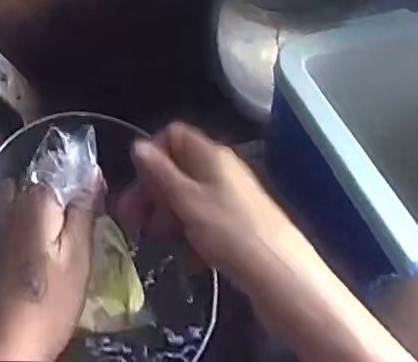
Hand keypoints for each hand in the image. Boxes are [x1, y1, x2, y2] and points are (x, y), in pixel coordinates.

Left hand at [0, 178, 99, 361]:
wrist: (12, 339)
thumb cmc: (52, 298)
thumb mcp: (80, 253)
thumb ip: (85, 208)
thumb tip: (93, 171)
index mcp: (38, 196)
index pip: (66, 167)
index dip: (85, 180)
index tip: (99, 200)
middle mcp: (17, 198)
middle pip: (48, 180)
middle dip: (67, 192)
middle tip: (86, 222)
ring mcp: (4, 218)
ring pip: (33, 195)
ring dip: (49, 205)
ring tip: (66, 233)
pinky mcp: (0, 238)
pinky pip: (20, 211)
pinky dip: (34, 218)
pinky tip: (46, 243)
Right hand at [116, 122, 412, 361]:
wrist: (287, 282)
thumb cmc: (231, 232)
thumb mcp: (188, 200)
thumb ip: (160, 172)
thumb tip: (137, 144)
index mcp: (210, 154)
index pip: (173, 135)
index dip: (152, 154)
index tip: (136, 182)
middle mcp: (221, 170)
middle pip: (178, 168)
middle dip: (153, 190)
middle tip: (131, 219)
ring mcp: (232, 200)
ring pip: (189, 198)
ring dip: (168, 216)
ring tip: (154, 241)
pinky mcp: (240, 230)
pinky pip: (205, 223)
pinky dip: (191, 236)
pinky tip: (187, 260)